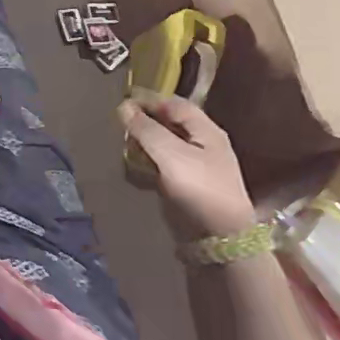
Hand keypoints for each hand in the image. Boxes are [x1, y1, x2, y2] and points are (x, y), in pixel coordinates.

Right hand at [117, 90, 255, 235]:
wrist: (219, 238)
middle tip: (120, 127)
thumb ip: (147, 131)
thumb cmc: (199, 190)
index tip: (122, 103)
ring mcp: (194, 168)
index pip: (174, 105)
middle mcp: (202, 145)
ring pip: (164, 147)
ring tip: (123, 149)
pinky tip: (133, 173)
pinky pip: (161, 169)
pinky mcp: (185, 188)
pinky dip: (146, 167)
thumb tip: (124, 107)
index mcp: (205, 131)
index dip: (149, 101)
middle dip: (144, 124)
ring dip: (143, 146)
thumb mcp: (171, 156)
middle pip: (170, 125)